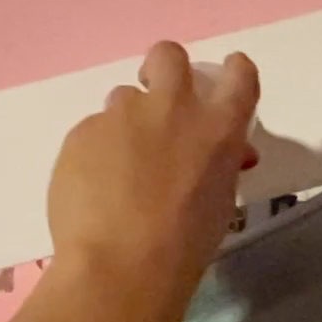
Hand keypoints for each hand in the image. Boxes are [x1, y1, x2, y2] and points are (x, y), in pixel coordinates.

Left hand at [47, 41, 259, 296]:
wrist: (123, 265)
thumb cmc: (185, 243)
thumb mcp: (219, 200)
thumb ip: (216, 162)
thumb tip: (209, 153)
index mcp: (218, 127)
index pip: (239, 74)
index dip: (234, 73)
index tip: (224, 83)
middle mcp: (172, 107)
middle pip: (169, 56)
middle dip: (165, 71)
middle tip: (158, 108)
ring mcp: (122, 115)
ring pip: (123, 100)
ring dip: (127, 124)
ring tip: (120, 172)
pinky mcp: (82, 132)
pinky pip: (92, 133)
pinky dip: (96, 154)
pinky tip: (95, 191)